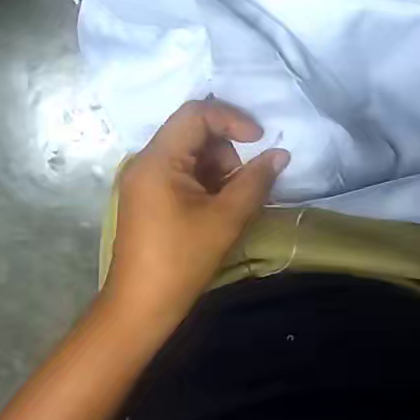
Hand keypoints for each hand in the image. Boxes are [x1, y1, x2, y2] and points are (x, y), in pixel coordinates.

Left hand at [104, 98, 288, 318]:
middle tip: (244, 183)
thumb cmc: (181, 260)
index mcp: (157, 159)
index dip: (232, 119)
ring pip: (188, 153)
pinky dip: (203, 181)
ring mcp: (142, 180)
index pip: (196, 113)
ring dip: (217, 168)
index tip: (259, 142)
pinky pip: (179, 173)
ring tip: (231, 202)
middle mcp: (144, 161)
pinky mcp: (146, 197)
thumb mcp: (226, 219)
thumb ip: (255, 181)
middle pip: (191, 131)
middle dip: (226, 149)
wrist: (140, 305)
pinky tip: (216, 209)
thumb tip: (279, 154)